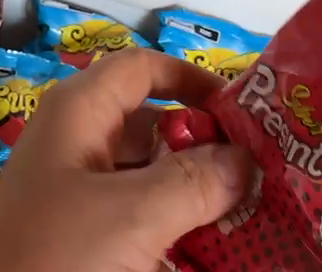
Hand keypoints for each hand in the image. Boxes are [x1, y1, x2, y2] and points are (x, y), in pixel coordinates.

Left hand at [0, 48, 256, 271]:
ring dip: (192, 191)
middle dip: (203, 145)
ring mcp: (75, 188)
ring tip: (252, 213)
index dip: (193, 79)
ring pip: (145, 175)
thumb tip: (245, 158)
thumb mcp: (132, 215)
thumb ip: (192, 183)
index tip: (245, 111)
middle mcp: (78, 139)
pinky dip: (170, 226)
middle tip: (262, 171)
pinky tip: (210, 250)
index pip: (143, 68)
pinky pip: (134, 217)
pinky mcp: (78, 233)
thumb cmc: (58, 253)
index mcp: (81, 110)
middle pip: (150, 124)